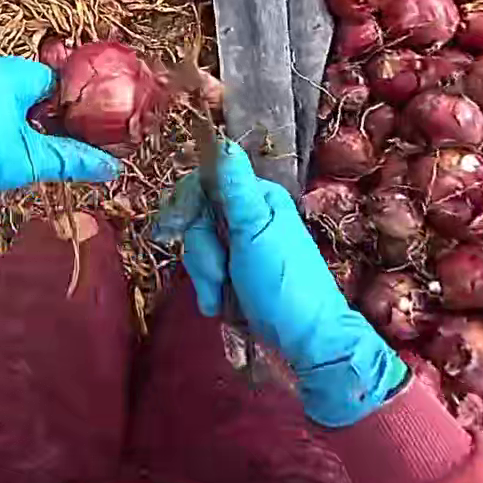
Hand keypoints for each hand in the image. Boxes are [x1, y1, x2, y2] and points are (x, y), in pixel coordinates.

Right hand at [177, 142, 405, 426]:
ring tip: (221, 296)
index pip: (205, 181)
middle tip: (218, 273)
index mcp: (258, 196)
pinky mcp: (237, 270)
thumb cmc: (282, 283)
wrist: (308, 342)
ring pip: (199, 243)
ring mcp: (242, 243)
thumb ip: (235, 187)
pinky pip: (207, 268)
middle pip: (198, 214)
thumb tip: (222, 140)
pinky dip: (209, 287)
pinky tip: (219, 303)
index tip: (174, 227)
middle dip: (201, 249)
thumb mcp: (254, 232)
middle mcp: (249, 213)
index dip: (187, 203)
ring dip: (205, 272)